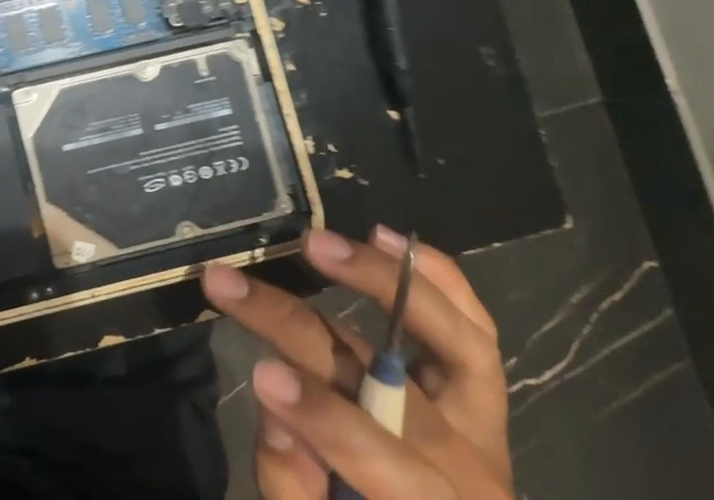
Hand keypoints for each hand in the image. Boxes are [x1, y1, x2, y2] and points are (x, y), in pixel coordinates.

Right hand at [202, 227, 512, 499]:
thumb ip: (295, 486)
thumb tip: (274, 414)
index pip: (385, 458)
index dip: (324, 417)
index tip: (260, 372)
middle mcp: (476, 465)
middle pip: (391, 384)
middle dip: (300, 328)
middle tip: (228, 283)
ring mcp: (485, 423)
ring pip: (454, 340)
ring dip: (381, 282)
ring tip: (317, 243)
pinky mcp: (482, 393)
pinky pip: (475, 326)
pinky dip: (439, 277)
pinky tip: (388, 238)